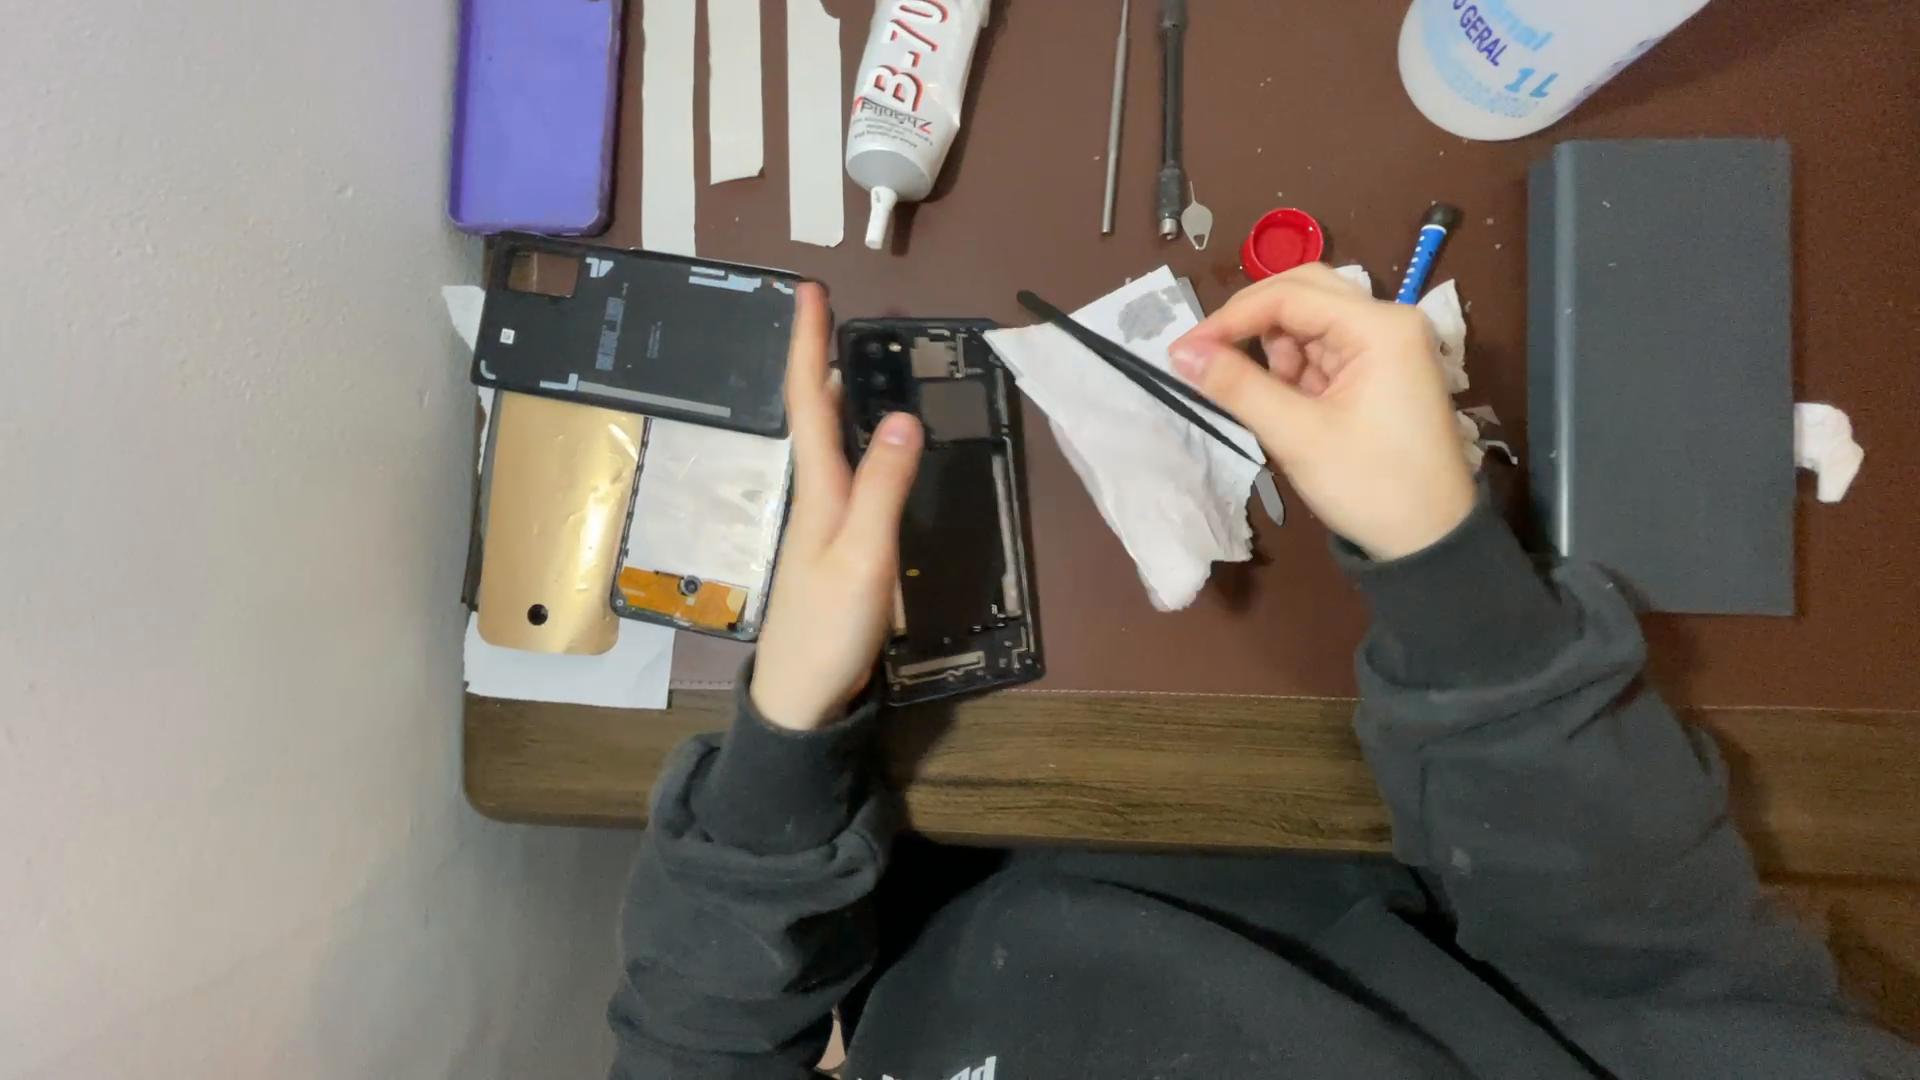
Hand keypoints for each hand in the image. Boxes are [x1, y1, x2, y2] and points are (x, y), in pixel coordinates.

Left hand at [750, 284, 922, 730]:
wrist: (803, 694)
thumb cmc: (830, 626)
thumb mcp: (865, 555)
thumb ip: (885, 487)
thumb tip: (904, 415)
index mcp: (818, 489)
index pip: (808, 403)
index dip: (806, 345)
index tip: (806, 291)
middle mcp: (814, 495)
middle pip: (812, 416)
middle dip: (818, 360)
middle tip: (831, 316)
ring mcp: (821, 521)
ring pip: (826, 445)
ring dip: (833, 398)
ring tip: (848, 361)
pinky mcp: (835, 544)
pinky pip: (844, 476)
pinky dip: (853, 442)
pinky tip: (866, 445)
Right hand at [1169, 263, 1473, 560]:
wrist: (1427, 538)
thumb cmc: (1370, 485)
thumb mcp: (1296, 435)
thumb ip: (1237, 386)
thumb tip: (1180, 353)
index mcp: (1379, 327)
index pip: (1289, 296)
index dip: (1229, 318)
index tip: (1182, 351)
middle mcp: (1385, 322)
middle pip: (1302, 293)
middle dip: (1249, 321)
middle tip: (1206, 355)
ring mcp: (1382, 347)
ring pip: (1306, 322)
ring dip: (1270, 349)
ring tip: (1260, 396)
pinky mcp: (1372, 373)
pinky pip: (1318, 352)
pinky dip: (1288, 370)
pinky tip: (1283, 403)